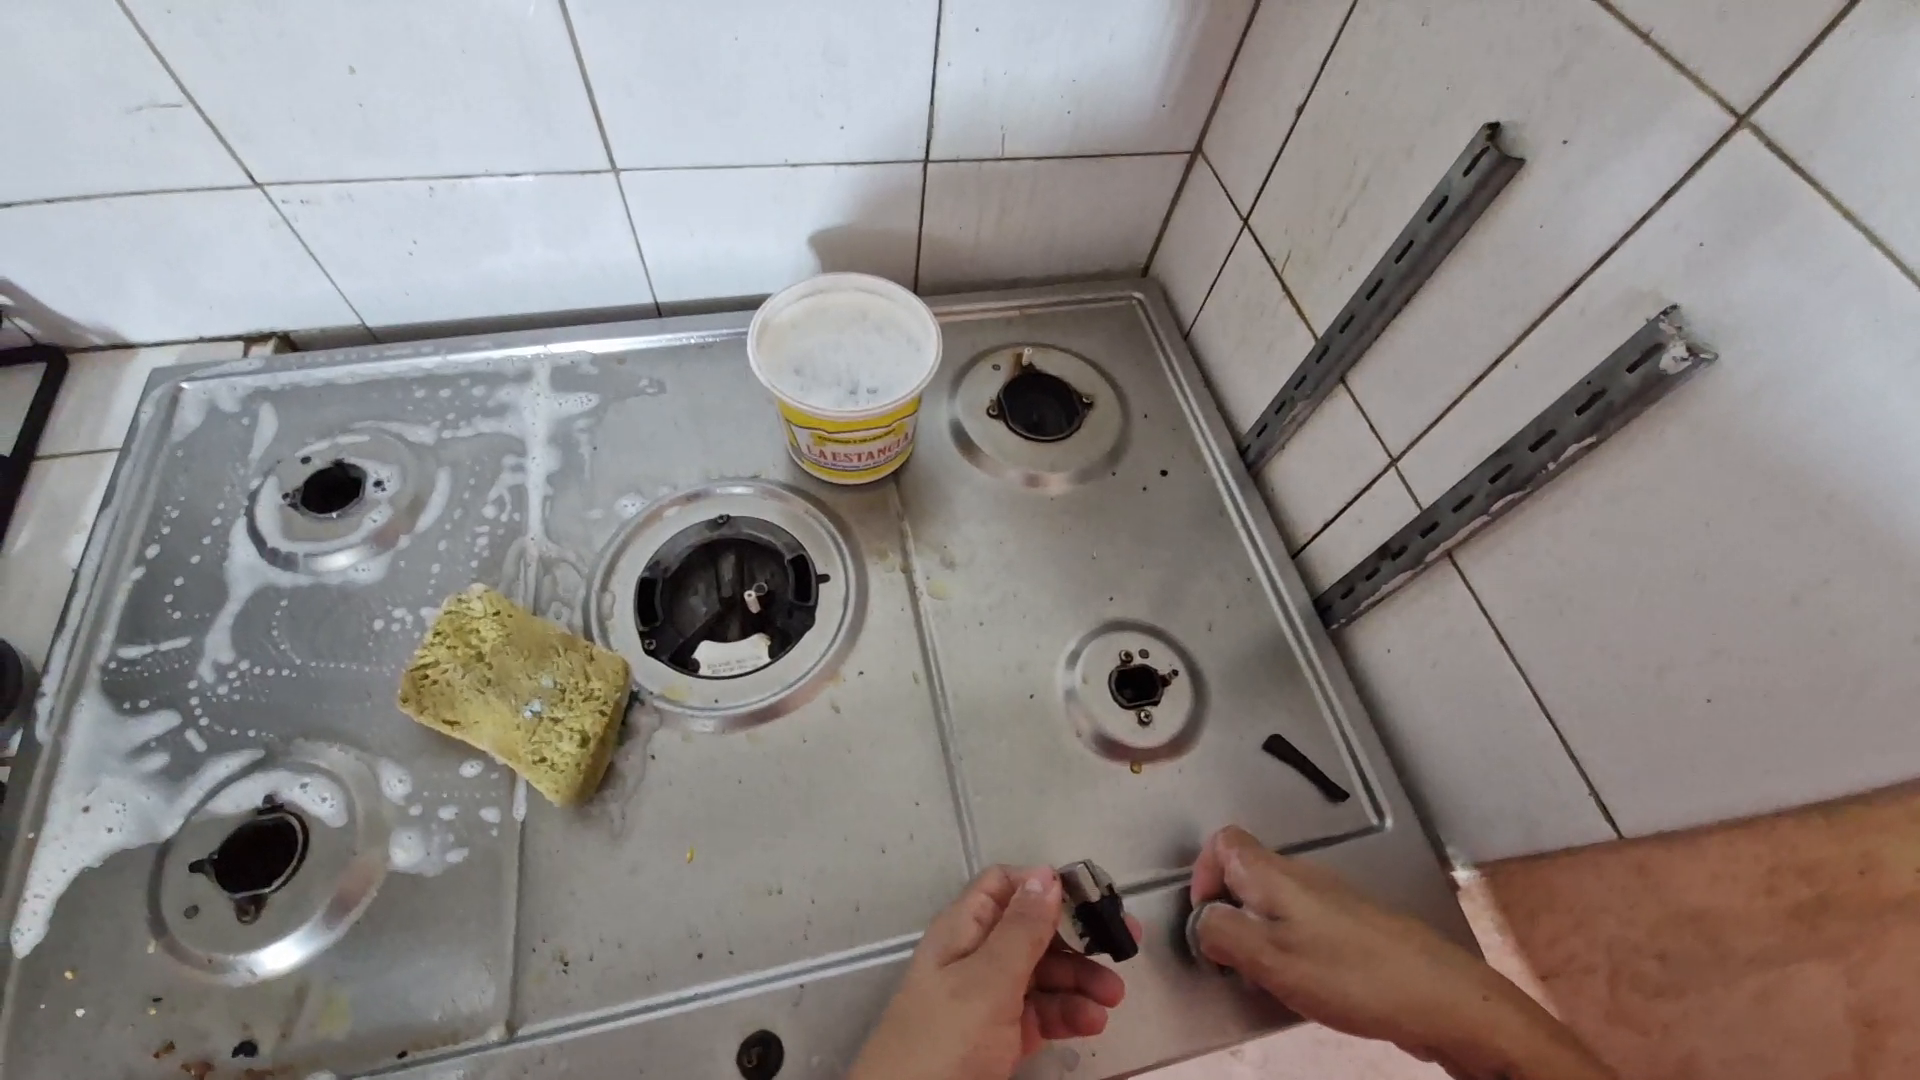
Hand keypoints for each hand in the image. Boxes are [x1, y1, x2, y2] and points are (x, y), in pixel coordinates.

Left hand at [850, 866, 1129, 1079]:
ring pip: (1042, 973)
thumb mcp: (986, 981)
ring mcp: (986, 999)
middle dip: (1077, 936)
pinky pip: (1039, 1013)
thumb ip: (1020, 930)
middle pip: (1032, 929)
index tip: (1091, 897)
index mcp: (964, 928)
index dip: (1045, 884)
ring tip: (1113, 997)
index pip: (1006, 885)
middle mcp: (975, 955)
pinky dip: (1067, 1014)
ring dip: (1079, 980)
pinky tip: (1092, 1022)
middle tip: (1125, 945)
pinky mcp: (997, 1038)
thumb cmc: (944, 1039)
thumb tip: (1046, 873)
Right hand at [1190, 826, 1613, 1079]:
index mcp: (1273, 873)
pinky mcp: (1354, 925)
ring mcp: (1331, 897)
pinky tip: (1310, 985)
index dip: (1202, 875)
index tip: (1207, 921)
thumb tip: (1201, 921)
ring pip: (1275, 904)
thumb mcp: (1269, 958)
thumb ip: (1222, 933)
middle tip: (1238, 962)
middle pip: (1246, 876)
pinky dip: (1292, 949)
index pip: (1222, 842)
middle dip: (1231, 917)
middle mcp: (1300, 874)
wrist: (1443, 998)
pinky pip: (1304, 925)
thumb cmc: (1348, 974)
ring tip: (1273, 980)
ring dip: (1261, 938)